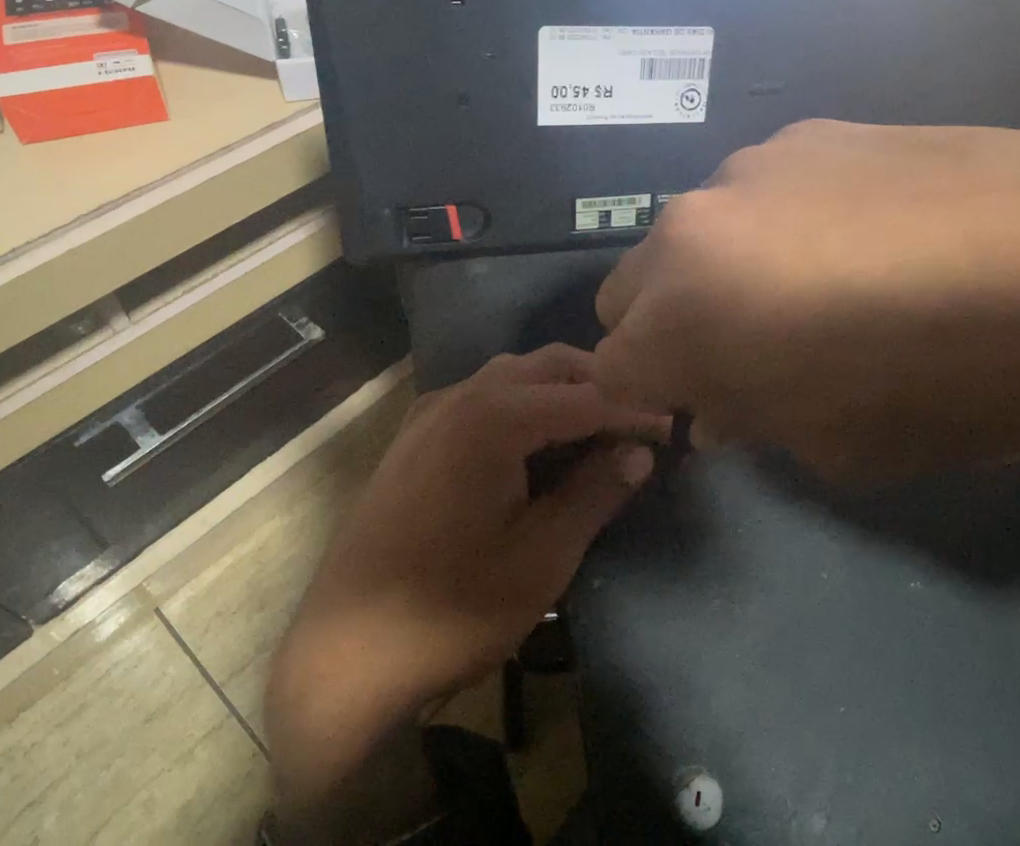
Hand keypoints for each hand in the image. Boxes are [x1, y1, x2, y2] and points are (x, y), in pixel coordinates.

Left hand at [264, 346, 664, 830]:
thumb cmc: (453, 609)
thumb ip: (594, 493)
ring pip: (510, 379)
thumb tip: (640, 450)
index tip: (673, 436)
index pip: (586, 395)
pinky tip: (537, 452)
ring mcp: (428, 416)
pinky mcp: (413, 440)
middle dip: (598, 389)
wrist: (346, 650)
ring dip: (558, 396)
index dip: (634, 413)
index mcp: (492, 417)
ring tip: (596, 440)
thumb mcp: (541, 558)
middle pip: (545, 368)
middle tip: (639, 431)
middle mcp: (457, 397)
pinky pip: (480, 402)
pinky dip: (521, 411)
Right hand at [594, 120, 1019, 479]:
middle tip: (745, 357)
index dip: (654, 400)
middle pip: (630, 292)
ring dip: (721, 274)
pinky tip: (863, 240)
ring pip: (692, 235)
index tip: (705, 412)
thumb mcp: (836, 445)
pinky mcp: (812, 130)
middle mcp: (694, 225)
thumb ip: (751, 420)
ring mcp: (751, 166)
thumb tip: (721, 403)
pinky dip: (776, 228)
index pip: (613, 368)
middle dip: (667, 333)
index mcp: (685, 312)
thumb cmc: (954, 387)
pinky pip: (757, 195)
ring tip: (815, 292)